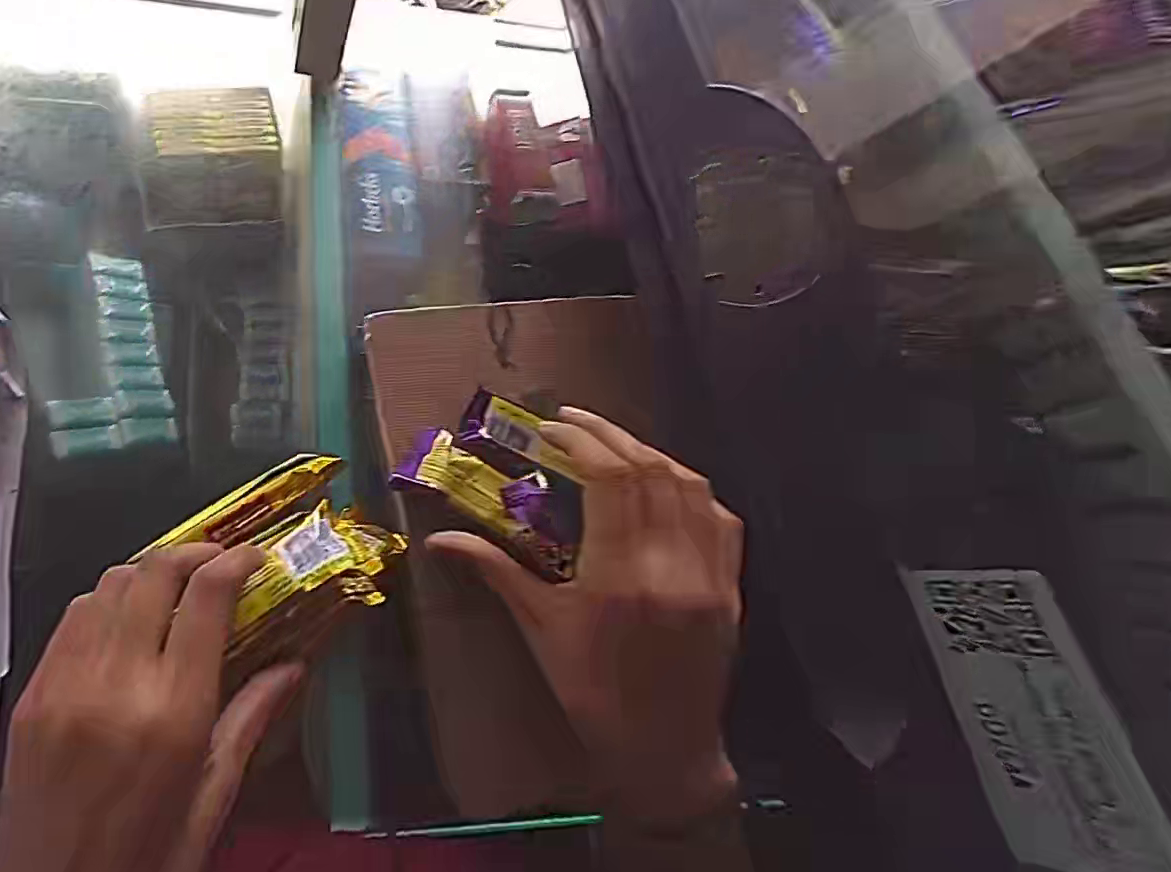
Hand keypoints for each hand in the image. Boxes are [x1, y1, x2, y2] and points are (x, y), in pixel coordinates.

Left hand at [0, 543, 304, 871]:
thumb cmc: (142, 860)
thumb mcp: (211, 799)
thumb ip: (251, 719)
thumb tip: (292, 667)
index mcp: (172, 713)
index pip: (207, 596)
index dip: (236, 561)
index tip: (252, 558)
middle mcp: (116, 686)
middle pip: (155, 571)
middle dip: (195, 552)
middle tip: (216, 562)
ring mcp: (67, 684)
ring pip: (111, 582)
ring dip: (150, 572)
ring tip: (172, 587)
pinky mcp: (35, 693)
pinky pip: (73, 614)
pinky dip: (107, 599)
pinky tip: (124, 619)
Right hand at [427, 407, 742, 827]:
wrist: (663, 751)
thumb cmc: (590, 688)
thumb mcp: (538, 626)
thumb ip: (493, 569)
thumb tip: (438, 537)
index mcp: (620, 576)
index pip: (609, 480)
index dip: (580, 441)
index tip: (551, 428)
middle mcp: (671, 567)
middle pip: (648, 471)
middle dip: (608, 434)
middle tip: (572, 420)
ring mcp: (710, 576)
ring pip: (688, 485)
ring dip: (646, 452)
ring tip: (610, 442)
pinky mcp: (731, 587)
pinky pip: (719, 516)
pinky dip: (687, 486)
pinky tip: (661, 481)